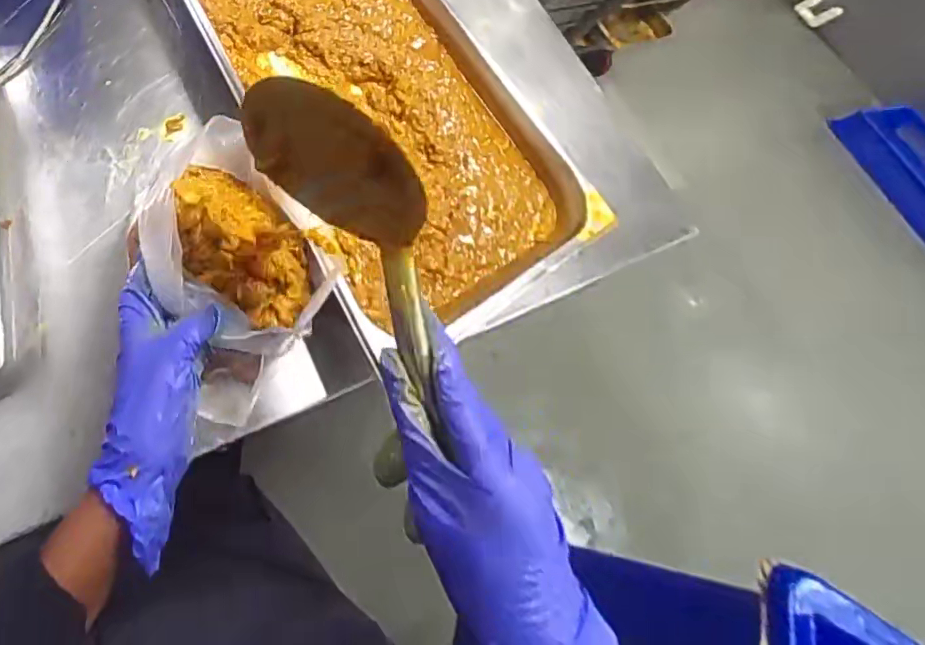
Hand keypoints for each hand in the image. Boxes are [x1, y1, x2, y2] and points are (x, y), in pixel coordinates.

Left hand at [88, 260, 219, 574]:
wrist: (147, 461)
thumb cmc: (150, 404)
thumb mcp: (173, 355)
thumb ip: (195, 324)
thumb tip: (214, 307)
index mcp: (136, 319)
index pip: (137, 272)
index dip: (143, 245)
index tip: (160, 218)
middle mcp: (150, 328)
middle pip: (165, 288)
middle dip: (186, 267)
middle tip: (214, 243)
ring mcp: (167, 350)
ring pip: (187, 313)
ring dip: (207, 299)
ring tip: (234, 276)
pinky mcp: (184, 370)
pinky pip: (203, 341)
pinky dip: (220, 333)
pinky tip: (244, 325)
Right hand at [378, 319, 616, 644]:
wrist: (538, 631)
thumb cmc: (479, 560)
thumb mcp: (433, 496)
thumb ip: (413, 431)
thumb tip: (396, 373)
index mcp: (488, 443)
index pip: (453, 377)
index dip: (432, 342)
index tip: (417, 311)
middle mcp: (507, 448)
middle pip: (453, 415)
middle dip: (416, 431)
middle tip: (386, 471)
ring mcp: (518, 474)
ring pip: (460, 446)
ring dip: (429, 465)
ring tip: (411, 511)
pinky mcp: (519, 496)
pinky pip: (475, 470)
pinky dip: (448, 480)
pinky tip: (434, 519)